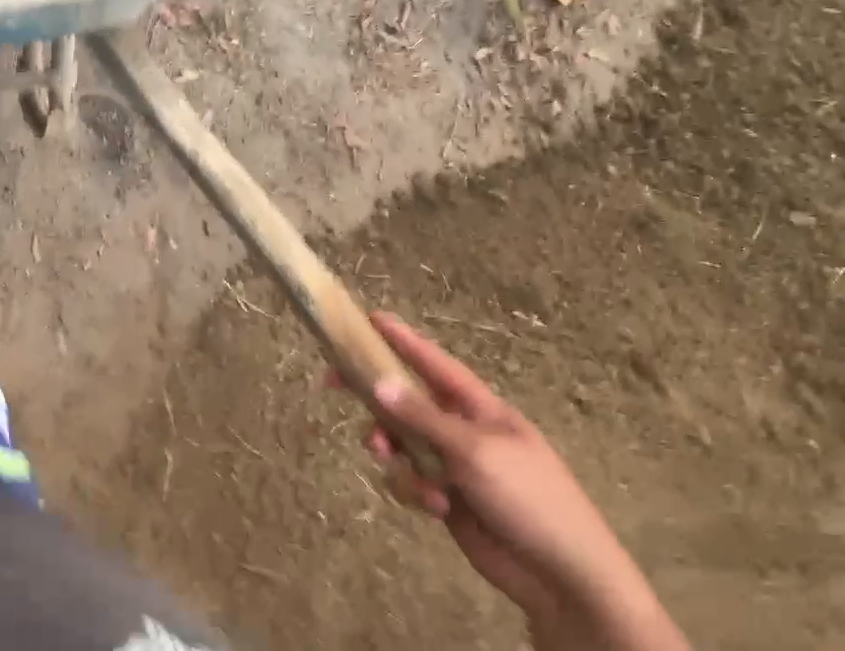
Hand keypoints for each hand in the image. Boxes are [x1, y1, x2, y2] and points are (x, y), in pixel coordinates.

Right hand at [352, 313, 686, 650]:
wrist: (563, 577)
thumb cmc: (530, 500)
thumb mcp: (474, 451)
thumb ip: (422, 417)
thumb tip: (378, 383)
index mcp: (483, 410)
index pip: (436, 365)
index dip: (404, 340)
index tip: (369, 318)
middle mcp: (464, 432)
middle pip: (406, 400)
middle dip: (374, 397)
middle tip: (331, 383)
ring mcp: (454, 465)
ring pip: (399, 441)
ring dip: (392, 450)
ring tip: (386, 456)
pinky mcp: (445, 497)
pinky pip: (409, 480)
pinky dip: (413, 490)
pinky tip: (436, 507)